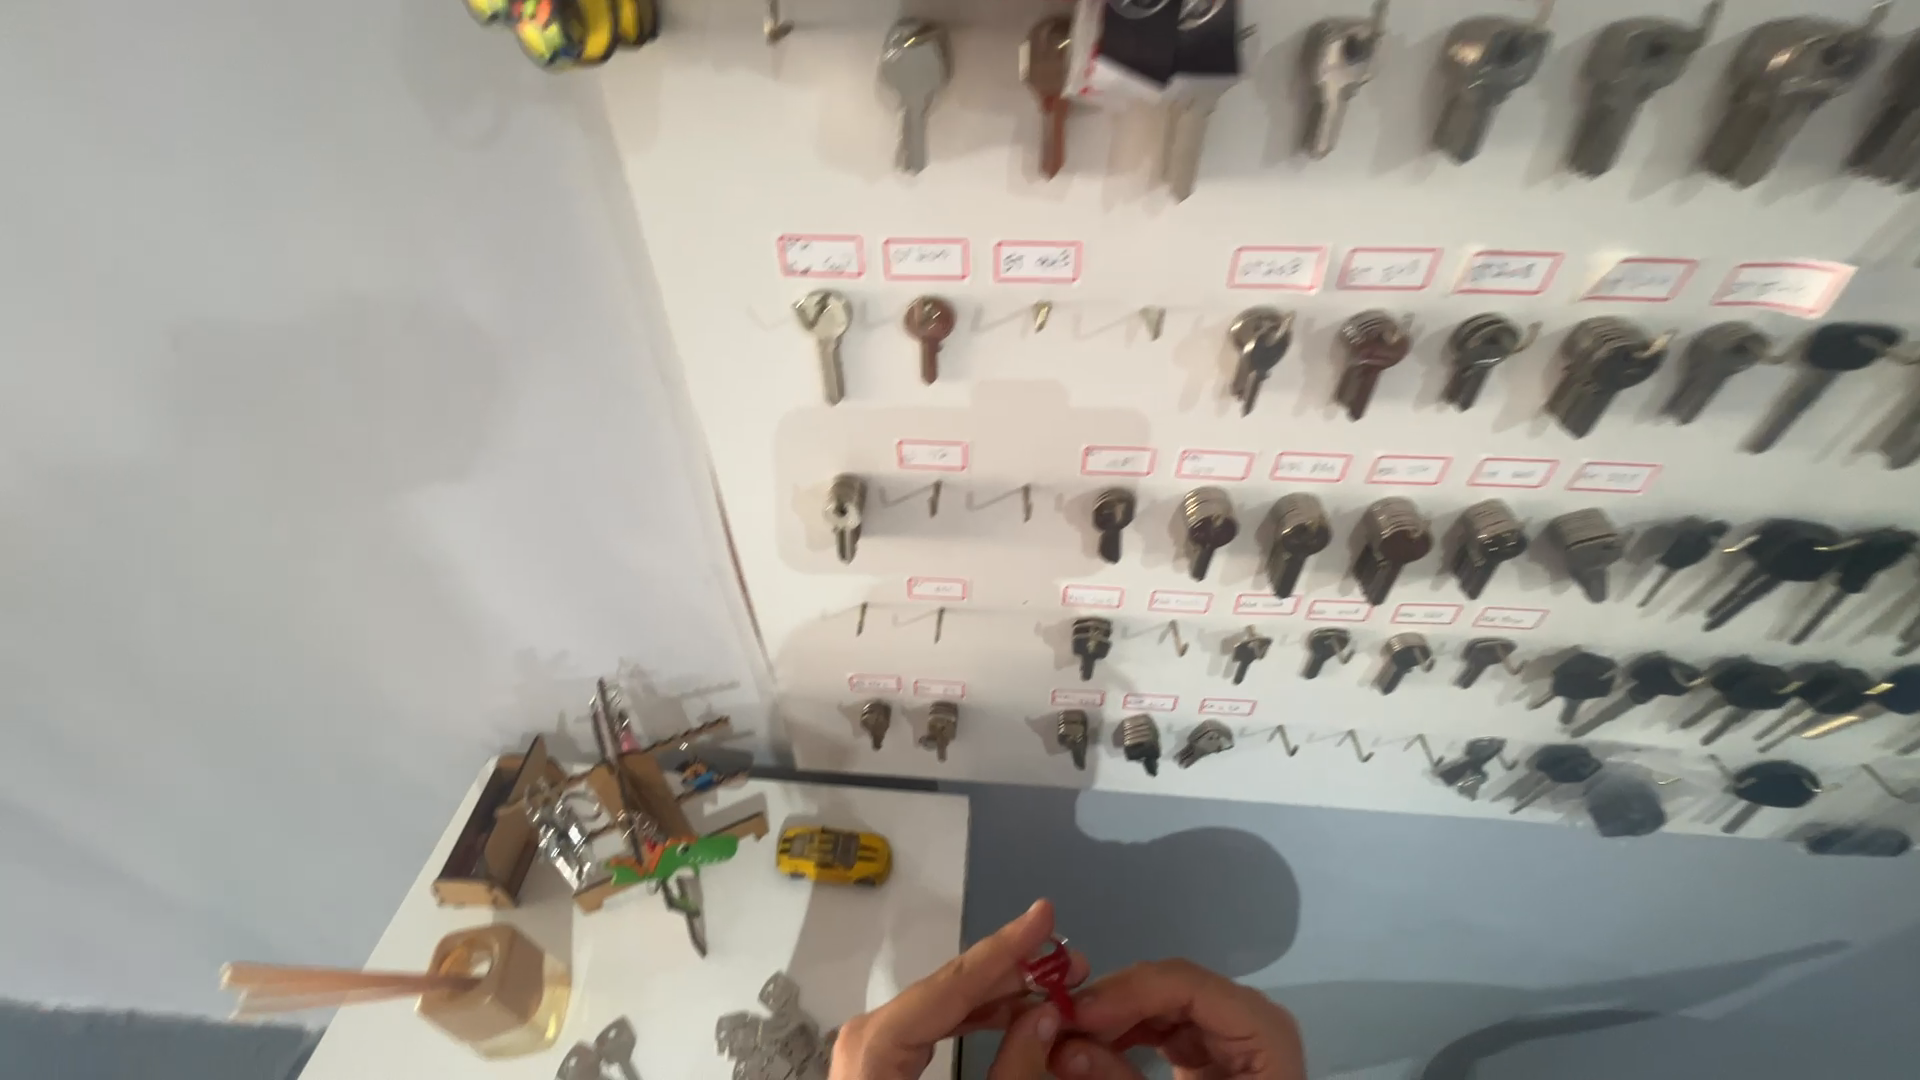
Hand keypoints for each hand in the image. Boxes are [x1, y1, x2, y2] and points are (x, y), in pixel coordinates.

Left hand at [830, 899, 1087, 1079]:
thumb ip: (1013, 1072)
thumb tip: (1046, 1012)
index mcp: (878, 1044)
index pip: (954, 982)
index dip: (1006, 946)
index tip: (1045, 912)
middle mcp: (871, 1031)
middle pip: (952, 987)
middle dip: (1014, 971)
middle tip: (1070, 961)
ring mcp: (874, 1044)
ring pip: (947, 1004)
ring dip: (1001, 994)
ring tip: (1053, 982)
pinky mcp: (881, 1060)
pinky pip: (935, 1026)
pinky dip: (976, 1016)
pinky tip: (1013, 1010)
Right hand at [1057, 959, 1305, 1079]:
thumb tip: (1061, 1048)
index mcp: (1260, 1028)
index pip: (1184, 983)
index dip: (1127, 991)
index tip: (1076, 1012)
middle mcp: (1245, 1014)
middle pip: (1167, 987)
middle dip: (1110, 1004)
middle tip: (1057, 1022)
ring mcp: (1226, 1028)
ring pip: (1156, 1002)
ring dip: (1110, 1017)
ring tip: (1066, 1034)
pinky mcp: (1208, 1046)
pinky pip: (1160, 1025)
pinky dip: (1124, 1033)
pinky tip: (1092, 1044)